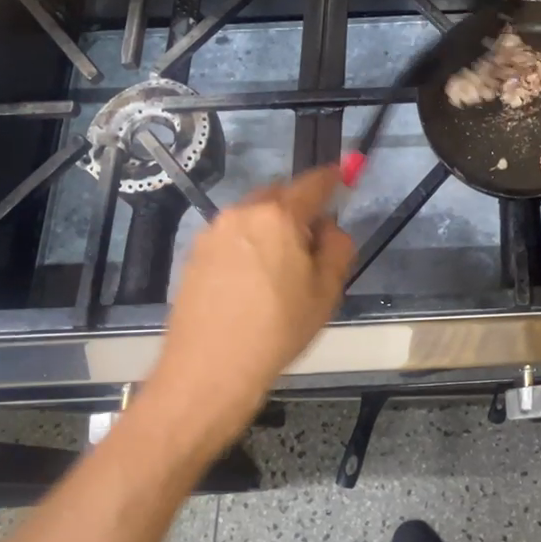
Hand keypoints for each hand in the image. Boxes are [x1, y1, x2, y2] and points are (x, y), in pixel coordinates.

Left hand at [154, 167, 354, 423]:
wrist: (209, 369)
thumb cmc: (277, 328)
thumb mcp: (327, 291)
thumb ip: (337, 247)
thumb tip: (327, 229)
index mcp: (278, 216)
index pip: (313, 183)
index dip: (333, 177)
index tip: (345, 172)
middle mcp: (242, 214)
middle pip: (279, 196)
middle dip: (299, 208)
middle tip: (314, 242)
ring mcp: (213, 234)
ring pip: (254, 218)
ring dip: (272, 229)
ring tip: (283, 269)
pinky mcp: (195, 256)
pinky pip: (233, 238)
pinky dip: (250, 247)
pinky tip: (255, 283)